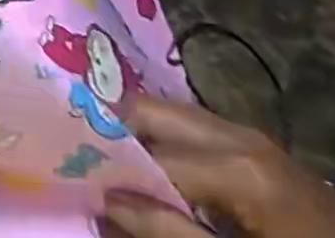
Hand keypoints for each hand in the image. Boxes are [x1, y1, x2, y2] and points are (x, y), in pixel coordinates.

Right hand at [103, 98, 334, 237]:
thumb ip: (170, 232)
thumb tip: (104, 201)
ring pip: (170, 114)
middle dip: (113, 130)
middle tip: (83, 158)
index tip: (72, 175)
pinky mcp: (262, 150)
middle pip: (152, 110)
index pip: (148, 156)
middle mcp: (238, 134)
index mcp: (237, 166)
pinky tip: (158, 170)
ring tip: (113, 165)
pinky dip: (166, 141)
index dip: (107, 167)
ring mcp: (253, 137)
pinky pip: (196, 129)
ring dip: (138, 134)